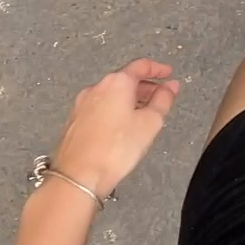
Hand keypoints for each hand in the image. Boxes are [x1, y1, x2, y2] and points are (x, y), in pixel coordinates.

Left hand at [48, 59, 180, 196]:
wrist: (77, 178)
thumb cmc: (112, 151)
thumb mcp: (151, 122)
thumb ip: (164, 99)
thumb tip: (170, 87)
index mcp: (117, 82)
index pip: (141, 66)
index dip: (158, 69)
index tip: (166, 73)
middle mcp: (96, 89)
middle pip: (125, 79)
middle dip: (145, 87)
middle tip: (159, 96)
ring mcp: (82, 105)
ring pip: (111, 95)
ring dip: (129, 100)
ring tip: (142, 116)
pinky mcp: (74, 122)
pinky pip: (99, 108)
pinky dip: (114, 111)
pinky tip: (121, 128)